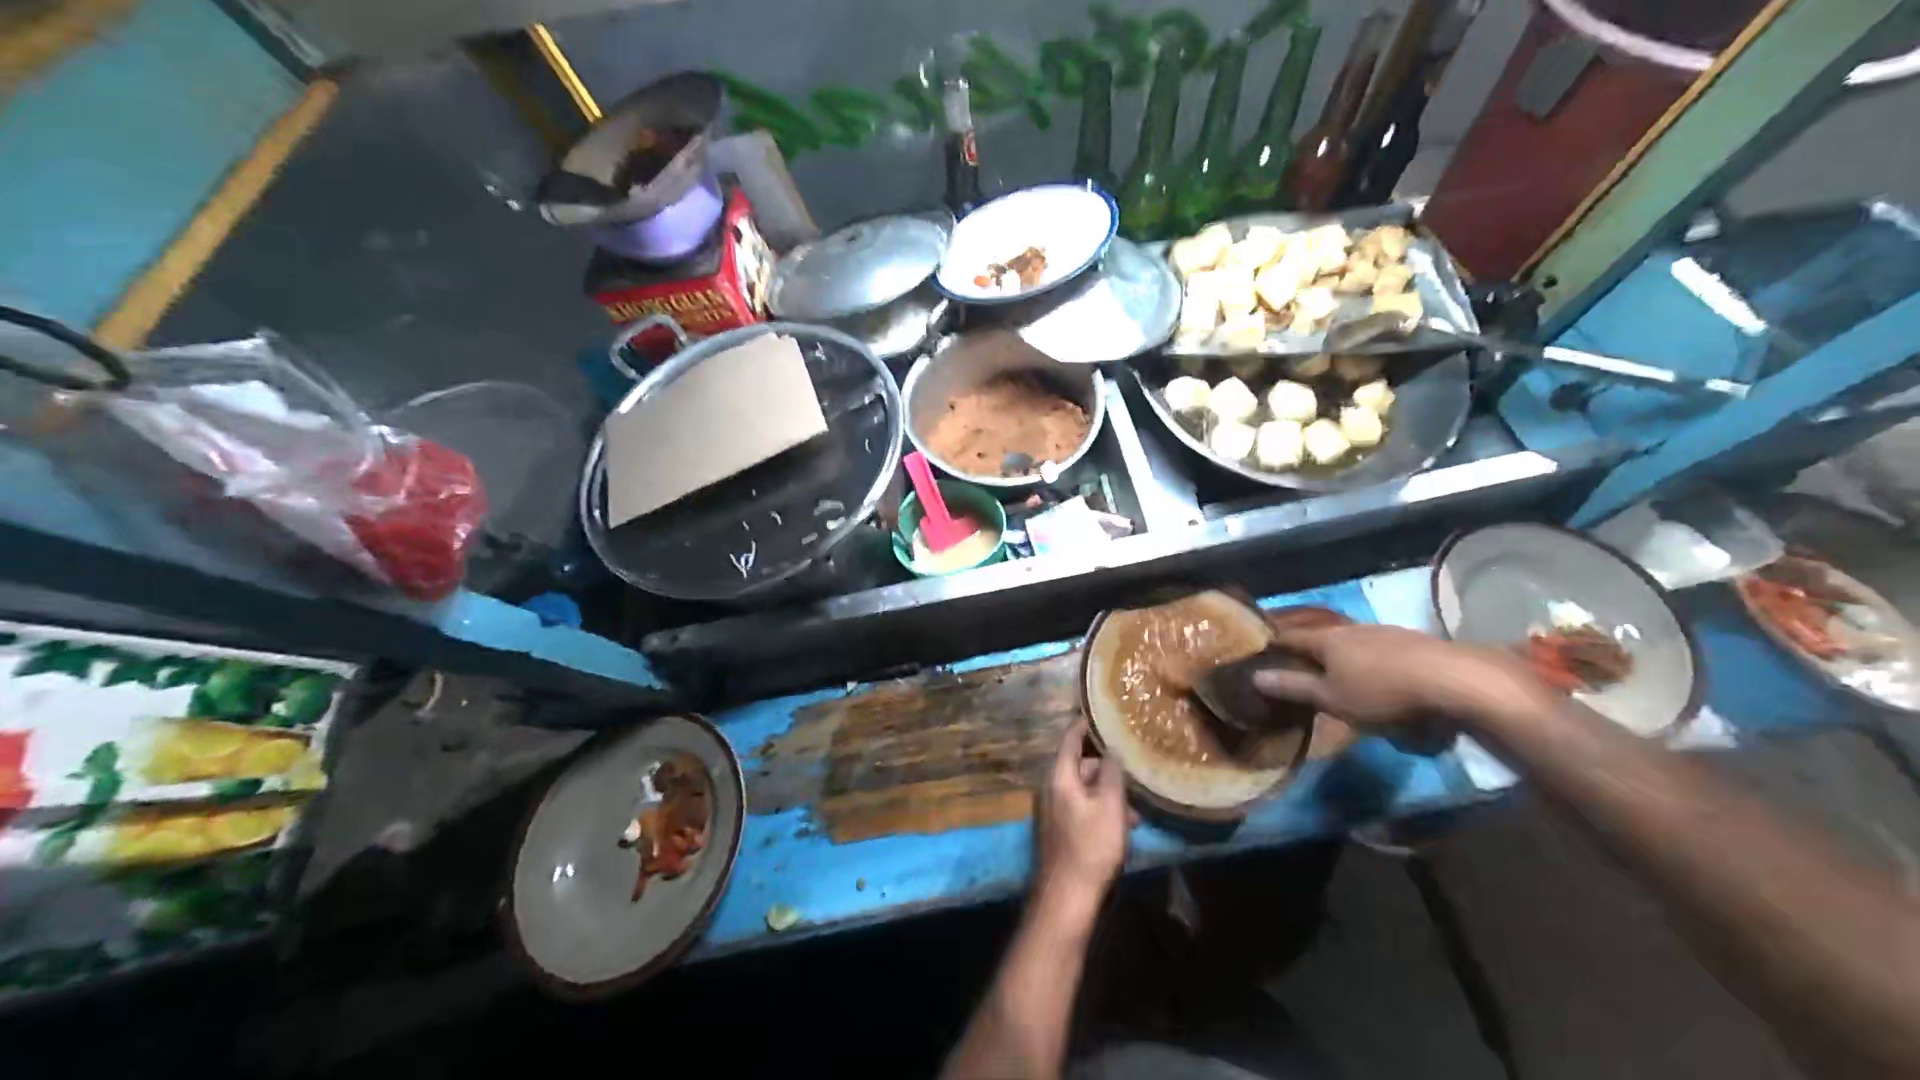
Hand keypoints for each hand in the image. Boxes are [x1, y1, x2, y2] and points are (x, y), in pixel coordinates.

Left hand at [1033, 719, 1128, 909]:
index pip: (1069, 738)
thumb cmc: (1091, 846)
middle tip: (1131, 771)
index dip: (1085, 725)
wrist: (1067, 896)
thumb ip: (1112, 773)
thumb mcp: (1111, 806)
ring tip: (1134, 810)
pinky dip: (1100, 809)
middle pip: (1078, 764)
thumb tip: (1111, 749)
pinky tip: (1122, 827)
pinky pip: (1081, 807)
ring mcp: (1052, 809)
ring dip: (1107, 793)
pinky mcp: (1058, 829)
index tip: (1102, 715)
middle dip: (1106, 767)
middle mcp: (1050, 788)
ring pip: (1083, 788)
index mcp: (1059, 776)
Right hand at [1252, 623, 1546, 729]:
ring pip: (1354, 643)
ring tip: (1342, 676)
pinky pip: (1381, 651)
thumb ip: (1293, 687)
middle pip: (1323, 638)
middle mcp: (1353, 629)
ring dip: (1344, 657)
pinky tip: (1381, 680)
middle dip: (1310, 651)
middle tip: (1299, 667)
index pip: (1290, 636)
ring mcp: (1387, 633)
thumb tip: (1254, 676)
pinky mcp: (1415, 643)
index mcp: (1327, 640)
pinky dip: (1372, 663)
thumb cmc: (1382, 692)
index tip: (1260, 650)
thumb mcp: (1331, 699)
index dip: (1273, 642)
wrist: (1455, 682)